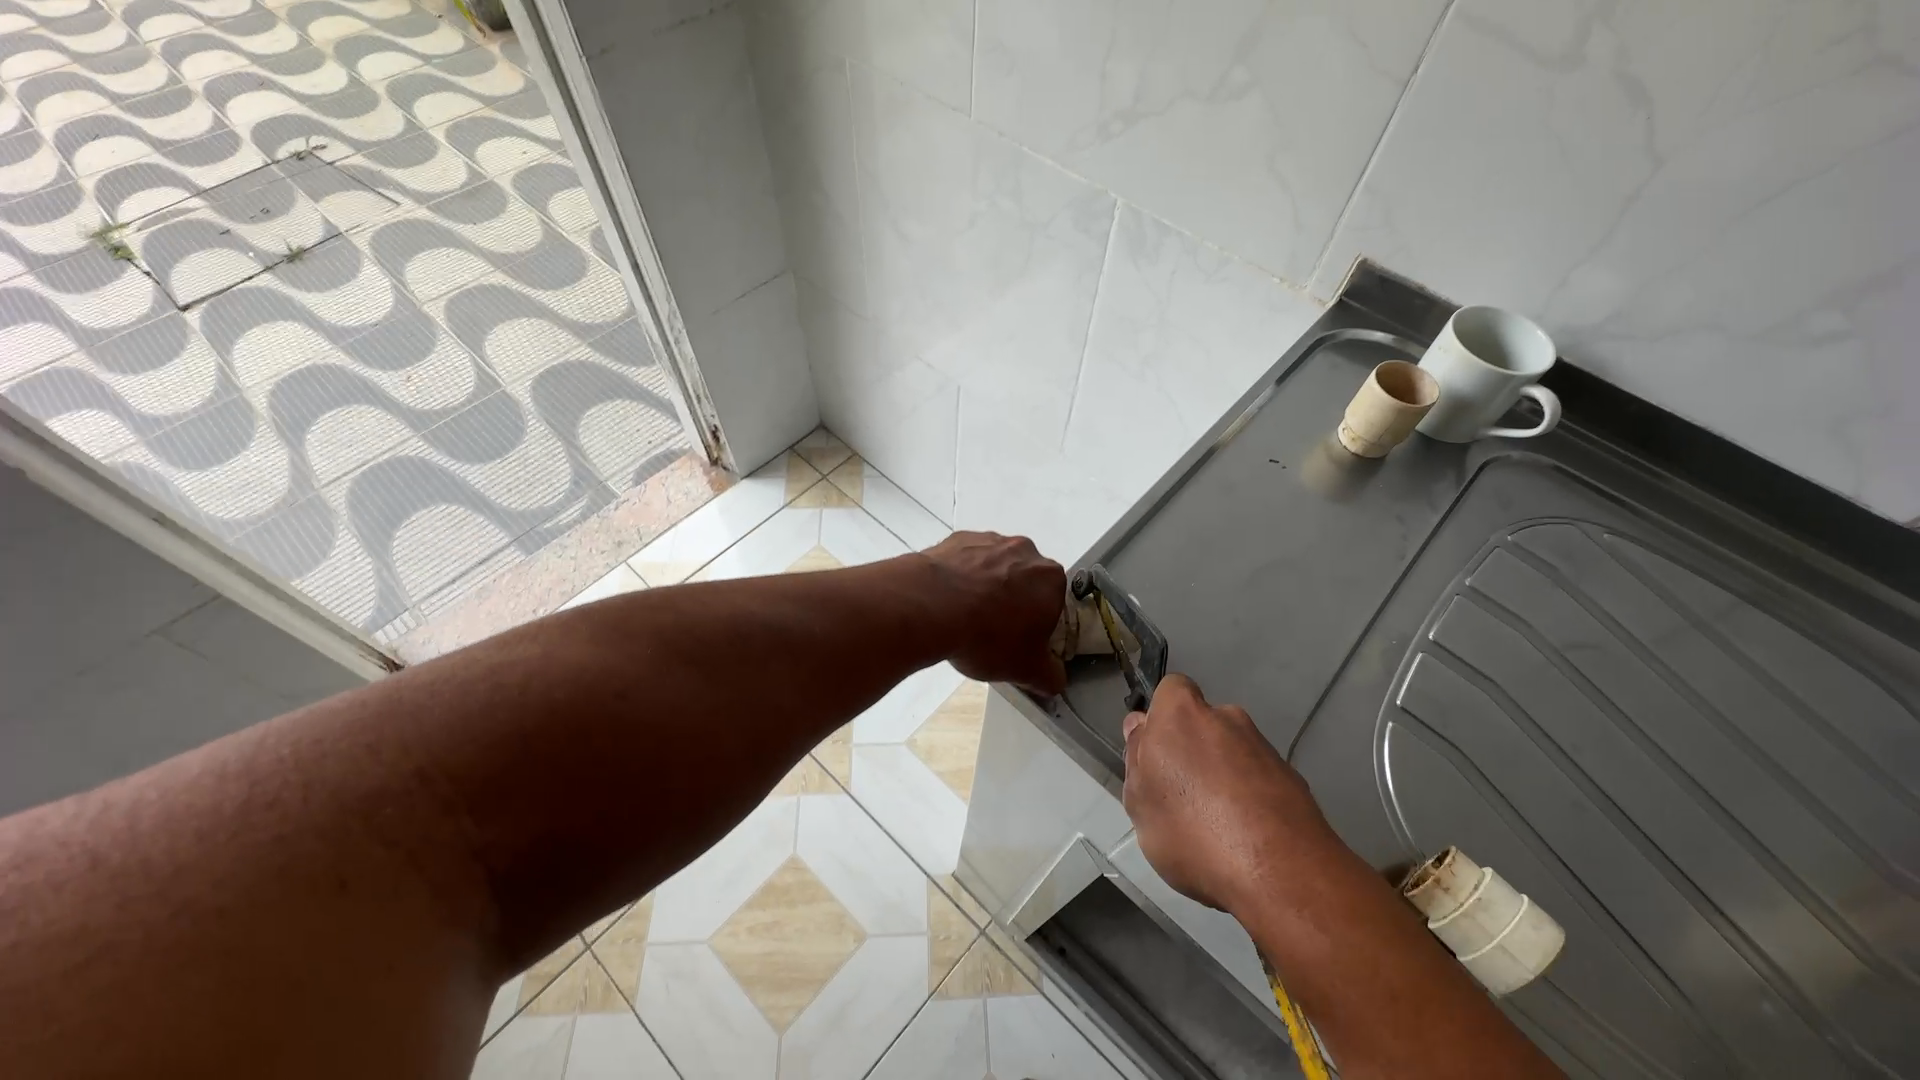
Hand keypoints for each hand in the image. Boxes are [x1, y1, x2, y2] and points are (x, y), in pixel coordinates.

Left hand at [921, 532, 1066, 695]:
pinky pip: (964, 561)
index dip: (1037, 625)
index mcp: (1050, 578)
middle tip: (991, 632)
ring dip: (984, 588)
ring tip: (963, 618)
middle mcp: (1024, 551)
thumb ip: (1050, 677)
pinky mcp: (955, 539)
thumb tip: (1055, 681)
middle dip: (1011, 603)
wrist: (929, 606)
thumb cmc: (987, 636)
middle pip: (1023, 581)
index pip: (1053, 604)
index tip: (1019, 641)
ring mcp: (988, 540)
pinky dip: (958, 577)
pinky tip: (945, 600)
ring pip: (993, 568)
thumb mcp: (1026, 670)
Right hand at [1122, 674, 1333, 913]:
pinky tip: (1246, 840)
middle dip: (1192, 752)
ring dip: (1222, 779)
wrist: (1282, 873)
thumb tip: (1141, 728)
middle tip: (1180, 800)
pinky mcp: (1294, 780)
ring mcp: (1265, 749)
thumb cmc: (1193, 833)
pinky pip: (1259, 781)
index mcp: (1182, 715)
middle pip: (1202, 726)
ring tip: (1216, 830)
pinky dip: (1251, 800)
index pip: (1170, 690)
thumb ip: (1136, 759)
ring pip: (1232, 755)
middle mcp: (1228, 719)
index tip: (1155, 756)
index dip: (1160, 719)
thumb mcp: (1140, 804)